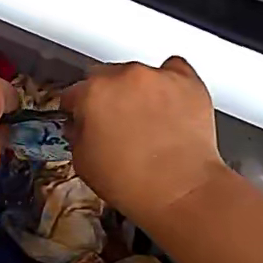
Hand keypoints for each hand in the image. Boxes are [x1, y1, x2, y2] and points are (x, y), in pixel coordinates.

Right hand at [61, 56, 232, 225]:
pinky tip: (168, 107)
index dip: (77, 108)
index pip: (74, 92)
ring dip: (138, 92)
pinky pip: (175, 71)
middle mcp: (124, 77)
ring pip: (139, 74)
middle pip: (106, 76)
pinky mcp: (188, 82)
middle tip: (116, 124)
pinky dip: (170, 85)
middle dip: (108, 97)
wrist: (179, 192)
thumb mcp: (84, 164)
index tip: (82, 116)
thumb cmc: (134, 182)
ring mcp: (158, 77)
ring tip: (147, 123)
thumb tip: (80, 127)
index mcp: (92, 94)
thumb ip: (77, 135)